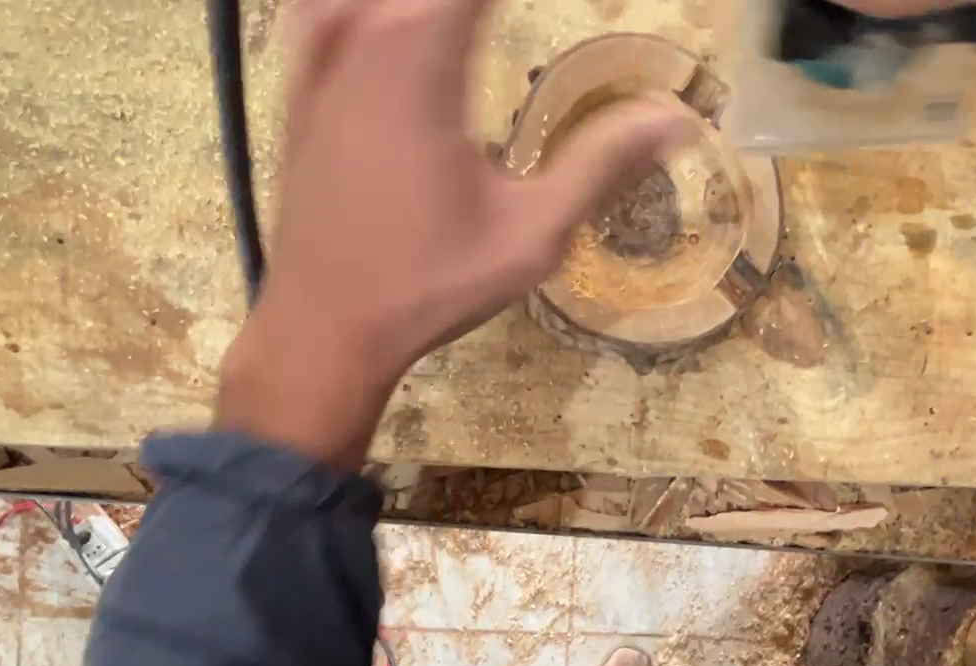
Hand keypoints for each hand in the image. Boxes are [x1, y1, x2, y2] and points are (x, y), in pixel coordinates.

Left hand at [214, 0, 691, 469]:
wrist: (325, 324)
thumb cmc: (431, 285)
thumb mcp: (532, 236)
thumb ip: (600, 164)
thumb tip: (675, 119)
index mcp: (424, 50)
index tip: (598, 4)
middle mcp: (364, 27)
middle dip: (482, 2)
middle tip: (512, 29)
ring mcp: (321, 48)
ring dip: (433, 9)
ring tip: (474, 28)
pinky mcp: (300, 80)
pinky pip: (324, 1)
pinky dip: (368, 9)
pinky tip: (388, 26)